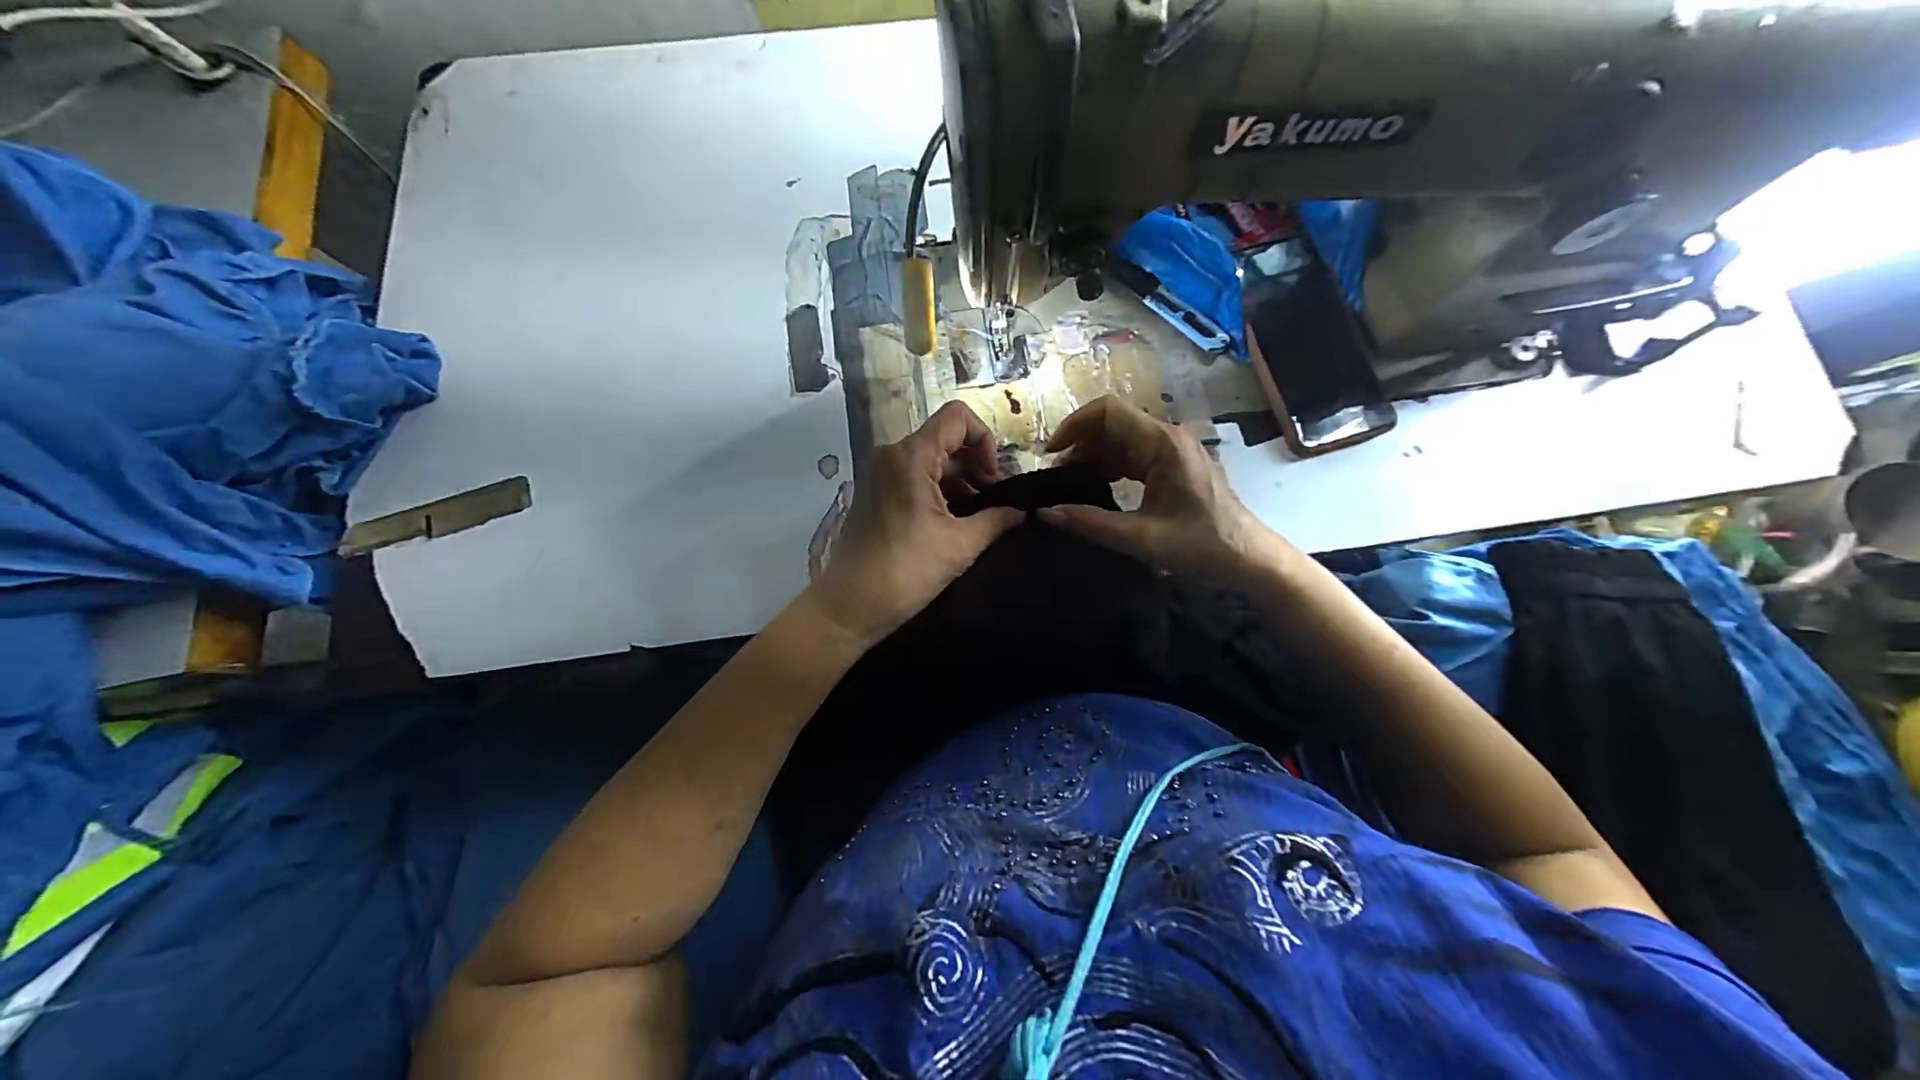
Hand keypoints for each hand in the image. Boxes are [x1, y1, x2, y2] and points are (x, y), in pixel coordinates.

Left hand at [806, 401, 1024, 647]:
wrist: (850, 605)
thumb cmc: (904, 572)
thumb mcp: (959, 546)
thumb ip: (996, 520)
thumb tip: (1022, 510)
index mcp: (910, 457)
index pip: (957, 417)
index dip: (985, 440)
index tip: (994, 478)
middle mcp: (892, 455)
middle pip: (946, 438)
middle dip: (977, 464)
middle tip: (997, 501)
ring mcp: (882, 473)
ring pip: (933, 459)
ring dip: (962, 480)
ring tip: (983, 514)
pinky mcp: (878, 492)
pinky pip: (917, 476)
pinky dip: (942, 490)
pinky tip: (959, 520)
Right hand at [1038, 396, 1293, 586]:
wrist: (1248, 558)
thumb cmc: (1201, 546)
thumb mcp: (1140, 539)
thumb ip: (1089, 523)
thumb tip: (1046, 513)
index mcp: (1163, 445)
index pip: (1108, 411)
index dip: (1073, 425)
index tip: (1050, 453)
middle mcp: (1169, 437)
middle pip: (1112, 423)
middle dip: (1080, 445)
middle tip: (1057, 478)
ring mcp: (1174, 449)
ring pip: (1121, 439)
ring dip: (1093, 457)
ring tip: (1071, 485)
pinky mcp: (1175, 464)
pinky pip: (1134, 454)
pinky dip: (1110, 466)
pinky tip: (1097, 488)